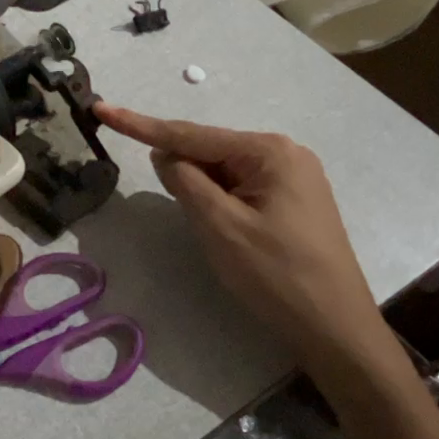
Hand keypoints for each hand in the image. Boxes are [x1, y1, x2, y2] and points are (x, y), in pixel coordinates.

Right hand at [93, 102, 396, 372]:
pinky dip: (219, 202)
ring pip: (222, 172)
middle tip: (191, 219)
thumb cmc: (277, 276)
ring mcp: (291, 178)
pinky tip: (223, 229)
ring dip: (202, 193)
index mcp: (268, 152)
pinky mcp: (292, 202)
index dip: (140, 125)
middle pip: (208, 150)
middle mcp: (283, 154)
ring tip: (217, 235)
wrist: (337, 331)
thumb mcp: (219, 226)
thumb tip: (164, 154)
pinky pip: (239, 187)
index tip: (101, 108)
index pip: (190, 134)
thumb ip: (184, 181)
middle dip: (183, 173)